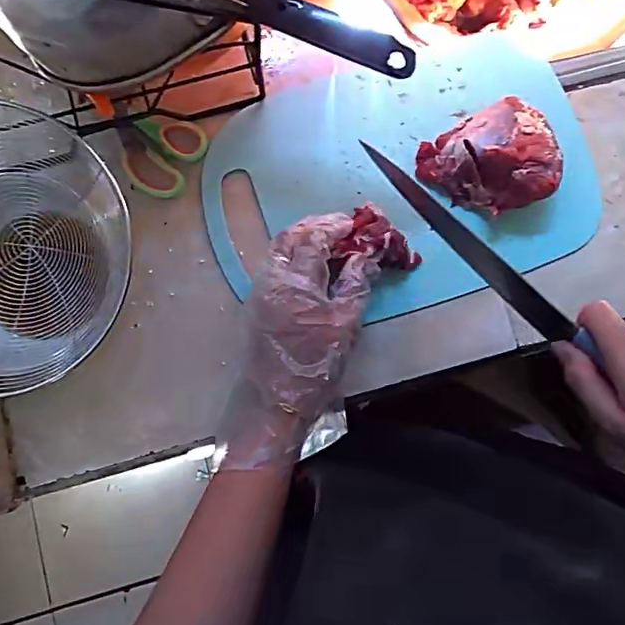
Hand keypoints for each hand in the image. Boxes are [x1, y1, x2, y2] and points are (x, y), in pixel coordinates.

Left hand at [218, 215, 379, 471]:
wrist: (275, 400)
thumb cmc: (315, 365)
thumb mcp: (346, 325)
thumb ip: (356, 284)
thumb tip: (366, 255)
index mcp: (295, 280)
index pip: (315, 237)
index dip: (338, 225)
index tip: (359, 224)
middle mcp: (273, 278)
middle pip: (292, 235)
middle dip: (318, 225)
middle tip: (344, 228)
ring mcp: (261, 289)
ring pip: (281, 249)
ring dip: (305, 238)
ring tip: (331, 243)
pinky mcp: (258, 303)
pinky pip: (276, 265)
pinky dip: (295, 255)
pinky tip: (313, 266)